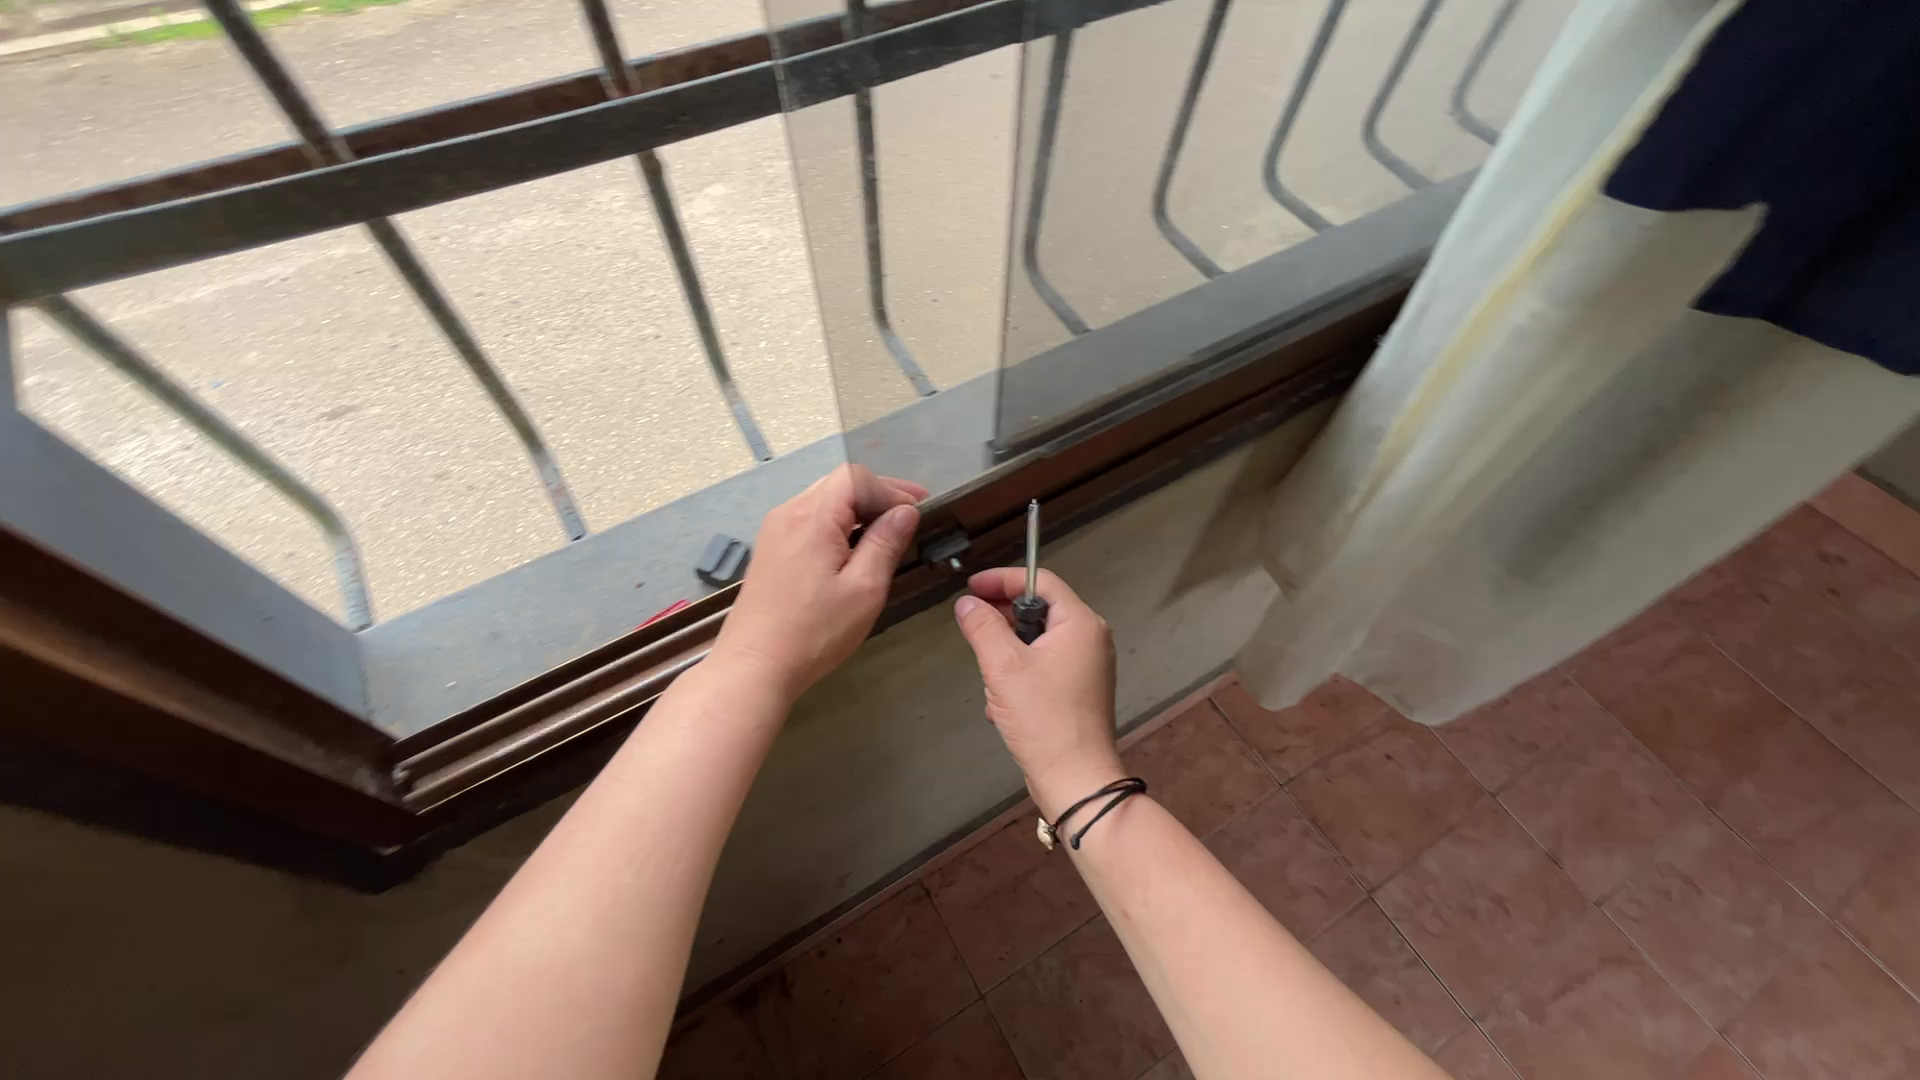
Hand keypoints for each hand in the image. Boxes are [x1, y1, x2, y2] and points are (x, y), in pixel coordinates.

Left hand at [711, 464, 926, 702]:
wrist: (755, 665)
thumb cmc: (814, 631)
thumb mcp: (864, 588)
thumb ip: (886, 543)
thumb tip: (905, 513)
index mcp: (812, 516)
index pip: (856, 478)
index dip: (891, 488)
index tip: (920, 508)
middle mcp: (789, 513)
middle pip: (838, 484)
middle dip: (877, 494)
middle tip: (910, 514)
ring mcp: (775, 530)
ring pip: (823, 501)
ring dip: (857, 509)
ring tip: (887, 531)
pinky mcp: (771, 549)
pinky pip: (809, 520)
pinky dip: (837, 524)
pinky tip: (854, 547)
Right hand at [954, 567, 1123, 819]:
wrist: (1074, 779)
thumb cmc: (1043, 718)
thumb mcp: (1003, 667)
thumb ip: (982, 627)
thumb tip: (967, 604)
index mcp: (1080, 623)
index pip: (1041, 581)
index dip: (1003, 579)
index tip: (971, 587)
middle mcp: (1091, 638)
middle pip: (1040, 609)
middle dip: (1003, 619)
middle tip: (973, 627)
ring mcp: (1088, 666)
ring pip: (1038, 641)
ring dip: (1008, 654)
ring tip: (990, 678)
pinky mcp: (1080, 690)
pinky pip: (1044, 666)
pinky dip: (1020, 674)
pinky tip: (1001, 702)